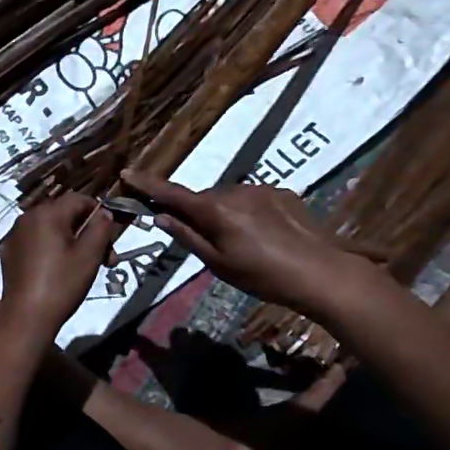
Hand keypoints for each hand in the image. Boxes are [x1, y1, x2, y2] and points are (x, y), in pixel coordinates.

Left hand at [0, 193, 121, 331]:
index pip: (78, 199)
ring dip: (70, 241)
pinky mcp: (10, 252)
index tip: (110, 236)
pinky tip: (58, 270)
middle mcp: (27, 217)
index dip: (98, 212)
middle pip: (64, 214)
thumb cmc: (61, 284)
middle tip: (104, 258)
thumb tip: (104, 213)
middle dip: (86, 231)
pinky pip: (36, 241)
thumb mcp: (89, 255)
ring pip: (51, 229)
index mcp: (47, 213)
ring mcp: (15, 235)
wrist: (26, 317)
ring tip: (84, 266)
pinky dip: (51, 249)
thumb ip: (100, 228)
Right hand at [121, 169, 358, 315]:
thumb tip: (161, 217)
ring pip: (229, 199)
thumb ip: (188, 237)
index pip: (172, 194)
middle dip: (198, 214)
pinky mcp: (283, 193)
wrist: (322, 273)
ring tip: (246, 246)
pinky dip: (250, 213)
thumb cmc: (263, 276)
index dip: (148, 185)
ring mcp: (261, 189)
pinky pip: (253, 200)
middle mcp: (235, 191)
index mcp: (215, 210)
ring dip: (226, 215)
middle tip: (210, 245)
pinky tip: (266, 237)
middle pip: (203, 199)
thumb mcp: (218, 264)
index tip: (127, 173)